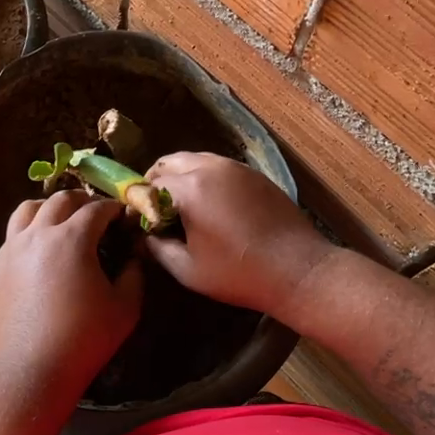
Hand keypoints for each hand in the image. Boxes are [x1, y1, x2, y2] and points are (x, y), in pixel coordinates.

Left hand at [0, 190, 143, 395]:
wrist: (30, 370)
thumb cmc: (83, 339)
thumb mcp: (125, 307)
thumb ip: (134, 273)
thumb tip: (134, 255)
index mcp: (71, 238)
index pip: (97, 208)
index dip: (115, 209)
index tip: (126, 217)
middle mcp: (39, 234)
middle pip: (61, 199)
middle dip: (84, 201)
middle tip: (99, 214)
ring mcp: (14, 248)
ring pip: (29, 208)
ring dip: (51, 207)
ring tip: (65, 221)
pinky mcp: (0, 266)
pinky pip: (15, 232)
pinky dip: (31, 227)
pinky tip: (43, 246)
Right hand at [145, 152, 335, 315]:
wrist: (297, 270)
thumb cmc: (239, 274)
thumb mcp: (188, 270)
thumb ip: (157, 248)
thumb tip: (142, 236)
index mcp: (190, 188)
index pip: (149, 185)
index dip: (138, 203)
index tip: (137, 222)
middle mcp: (210, 167)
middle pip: (169, 162)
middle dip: (156, 182)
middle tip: (155, 210)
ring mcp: (236, 168)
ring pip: (195, 160)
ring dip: (180, 177)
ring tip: (181, 207)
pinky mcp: (254, 174)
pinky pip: (218, 167)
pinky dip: (204, 178)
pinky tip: (210, 206)